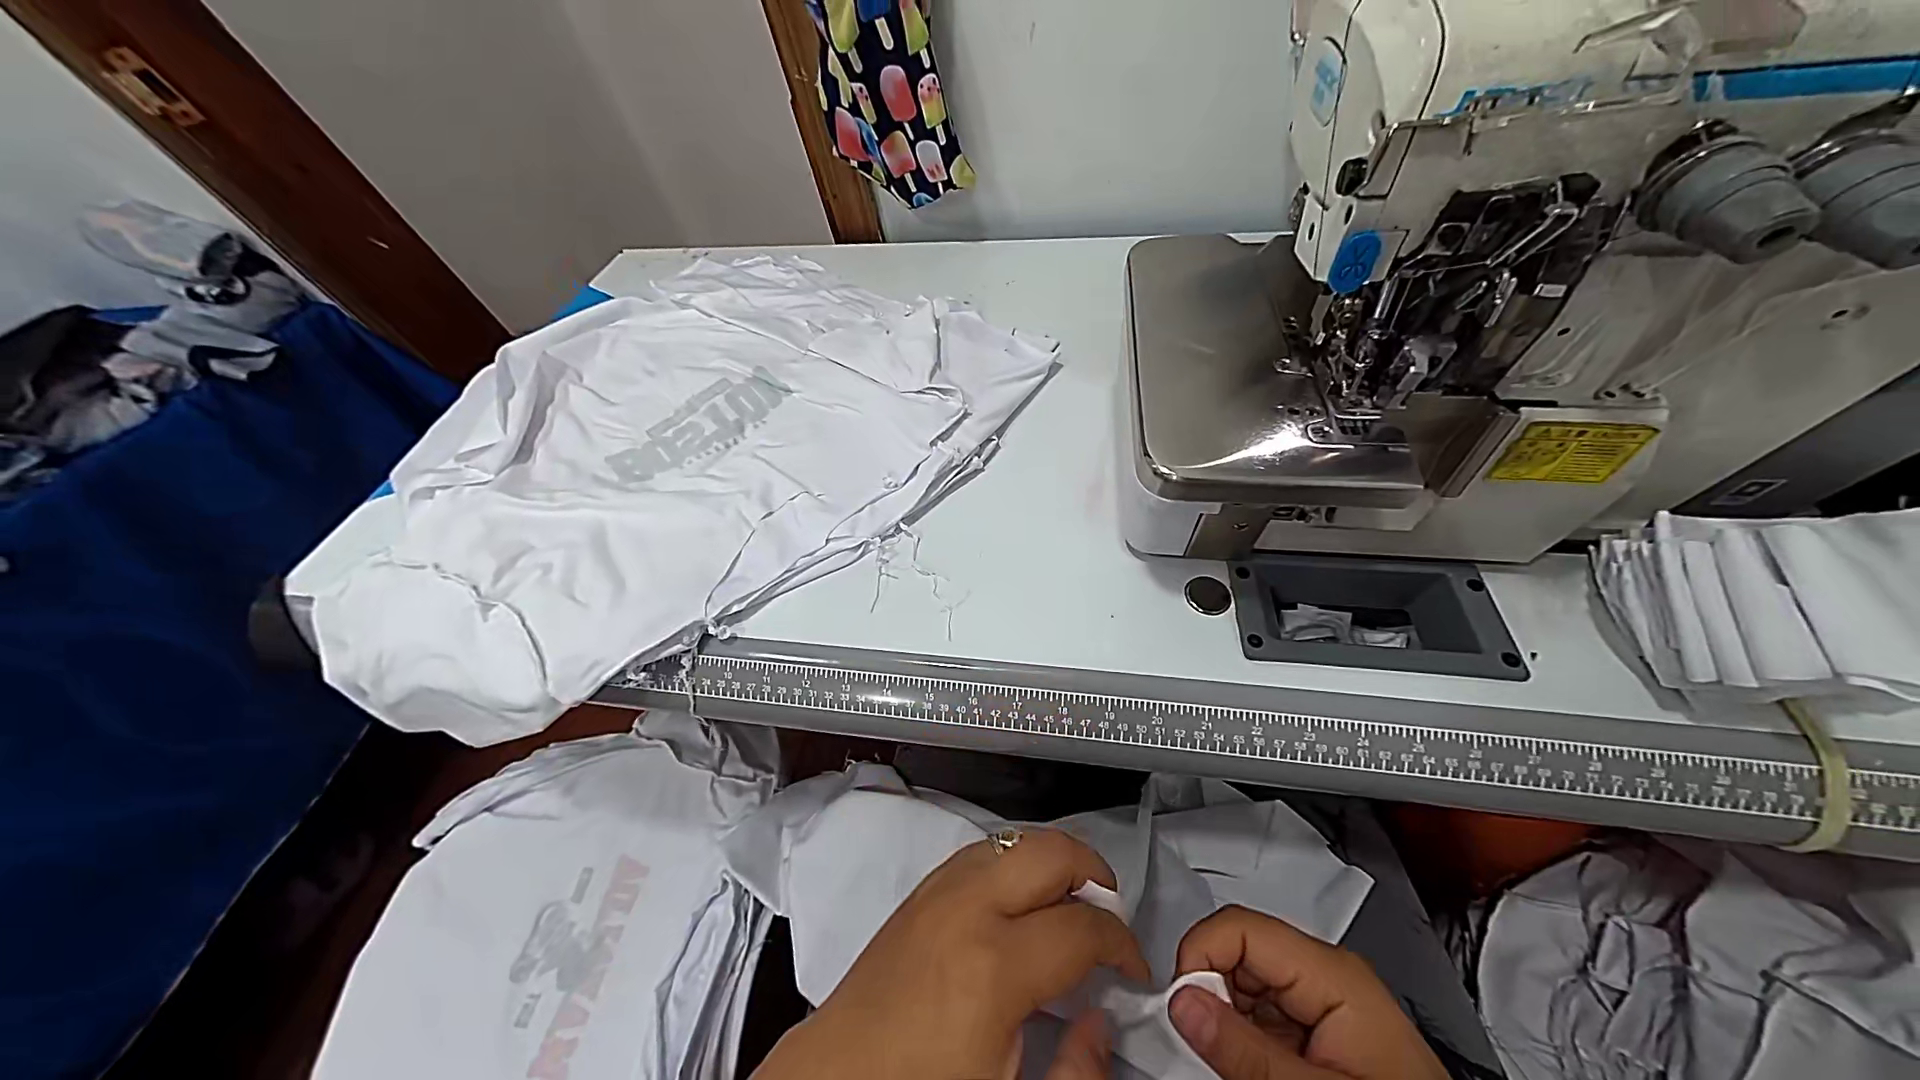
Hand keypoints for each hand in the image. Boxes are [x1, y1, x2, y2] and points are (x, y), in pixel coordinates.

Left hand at [754, 828, 1147, 1079]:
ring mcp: (938, 891)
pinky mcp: (918, 892)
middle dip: (1095, 875)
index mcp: (995, 965)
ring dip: (1052, 863)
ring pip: (1015, 840)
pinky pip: (980, 852)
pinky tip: (1019, 904)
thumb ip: (1075, 1070)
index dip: (1123, 945)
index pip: (1084, 925)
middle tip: (1109, 919)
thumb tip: (1101, 1022)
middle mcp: (967, 908)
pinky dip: (1014, 864)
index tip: (1132, 969)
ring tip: (1068, 909)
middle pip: (1052, 852)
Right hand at [1168, 906, 1445, 1079]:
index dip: (1200, 955)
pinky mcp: (1316, 1025)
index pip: (1239, 926)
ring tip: (1238, 1064)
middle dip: (1210, 988)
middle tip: (1207, 1042)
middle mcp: (1325, 974)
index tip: (1181, 1004)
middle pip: (1237, 949)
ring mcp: (1320, 998)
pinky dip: (1241, 1033)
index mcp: (1333, 973)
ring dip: (1224, 1014)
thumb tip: (1183, 1001)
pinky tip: (1254, 1067)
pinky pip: (1258, 1009)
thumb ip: (1245, 1050)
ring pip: (1242, 979)